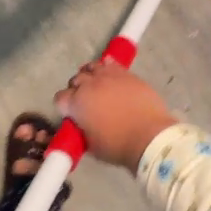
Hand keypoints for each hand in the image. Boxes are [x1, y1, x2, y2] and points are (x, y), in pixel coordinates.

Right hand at [54, 61, 177, 169]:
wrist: (150, 137)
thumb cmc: (118, 145)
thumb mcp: (91, 145)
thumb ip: (82, 130)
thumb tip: (83, 125)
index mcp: (77, 103)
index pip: (60, 99)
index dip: (64, 107)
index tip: (72, 115)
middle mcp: (89, 85)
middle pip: (75, 80)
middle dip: (77, 90)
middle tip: (86, 102)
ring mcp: (109, 76)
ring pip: (92, 67)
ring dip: (91, 76)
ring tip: (97, 85)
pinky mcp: (127, 74)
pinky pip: (111, 64)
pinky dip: (107, 68)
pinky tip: (110, 76)